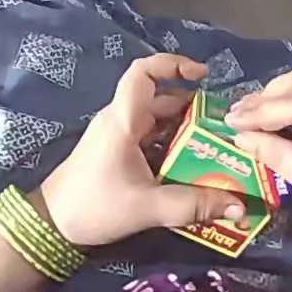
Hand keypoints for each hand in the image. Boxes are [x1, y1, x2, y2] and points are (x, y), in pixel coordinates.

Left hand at [38, 55, 247, 246]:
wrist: (51, 226)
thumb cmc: (93, 206)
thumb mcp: (147, 207)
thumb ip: (193, 206)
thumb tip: (239, 206)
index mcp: (122, 121)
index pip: (143, 73)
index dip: (172, 65)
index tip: (202, 75)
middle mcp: (120, 121)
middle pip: (160, 99)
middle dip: (193, 108)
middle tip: (223, 126)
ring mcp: (118, 137)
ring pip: (158, 121)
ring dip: (185, 129)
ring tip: (216, 145)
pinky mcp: (118, 153)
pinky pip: (151, 139)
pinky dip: (173, 145)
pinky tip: (193, 165)